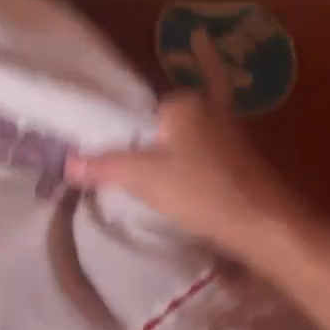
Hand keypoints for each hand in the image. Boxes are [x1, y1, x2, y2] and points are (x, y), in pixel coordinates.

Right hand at [65, 28, 321, 261]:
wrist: (263, 225)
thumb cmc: (199, 192)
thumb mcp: (141, 178)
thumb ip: (102, 166)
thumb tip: (66, 161)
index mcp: (184, 103)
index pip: (136, 115)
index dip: (118, 141)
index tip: (106, 168)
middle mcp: (209, 112)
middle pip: (156, 134)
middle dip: (140, 157)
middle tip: (122, 186)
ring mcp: (227, 138)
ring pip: (177, 151)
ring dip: (162, 172)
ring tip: (145, 197)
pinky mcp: (239, 164)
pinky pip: (196, 167)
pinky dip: (183, 182)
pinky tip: (176, 204)